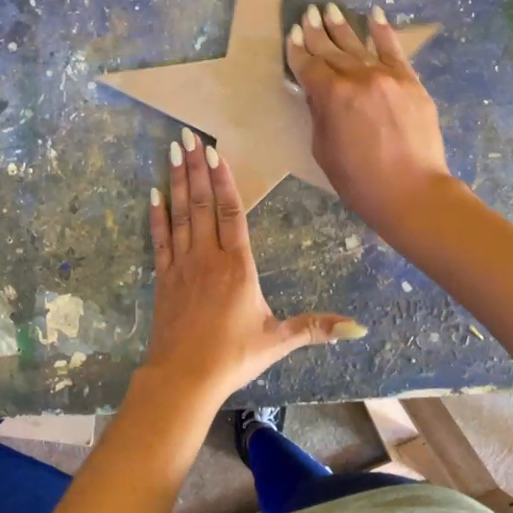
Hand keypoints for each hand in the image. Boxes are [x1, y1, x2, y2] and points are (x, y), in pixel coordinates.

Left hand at [141, 131, 362, 406]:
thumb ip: (316, 328)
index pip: (232, 213)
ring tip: (172, 150)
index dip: (224, 180)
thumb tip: (359, 328)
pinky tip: (152, 193)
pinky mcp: (163, 279)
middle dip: (196, 168)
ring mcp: (182, 266)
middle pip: (202, 204)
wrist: (184, 377)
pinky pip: (160, 239)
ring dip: (176, 181)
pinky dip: (156, 215)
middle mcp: (209, 258)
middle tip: (187, 135)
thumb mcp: (279, 340)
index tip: (215, 151)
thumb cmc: (234, 357)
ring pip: (179, 215)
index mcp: (239, 267)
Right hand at [285, 3, 454, 228]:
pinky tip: (374, 15)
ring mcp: (387, 77)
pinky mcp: (410, 82)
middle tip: (307, 12)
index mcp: (331, 97)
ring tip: (329, 9)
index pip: (309, 66)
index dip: (297, 51)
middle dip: (316, 32)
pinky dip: (383, 32)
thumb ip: (320, 115)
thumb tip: (318, 93)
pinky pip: (394, 50)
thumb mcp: (324, 149)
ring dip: (342, 27)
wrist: (411, 190)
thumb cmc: (359, 180)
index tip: (290, 35)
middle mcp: (358, 78)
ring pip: (359, 46)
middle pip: (332, 51)